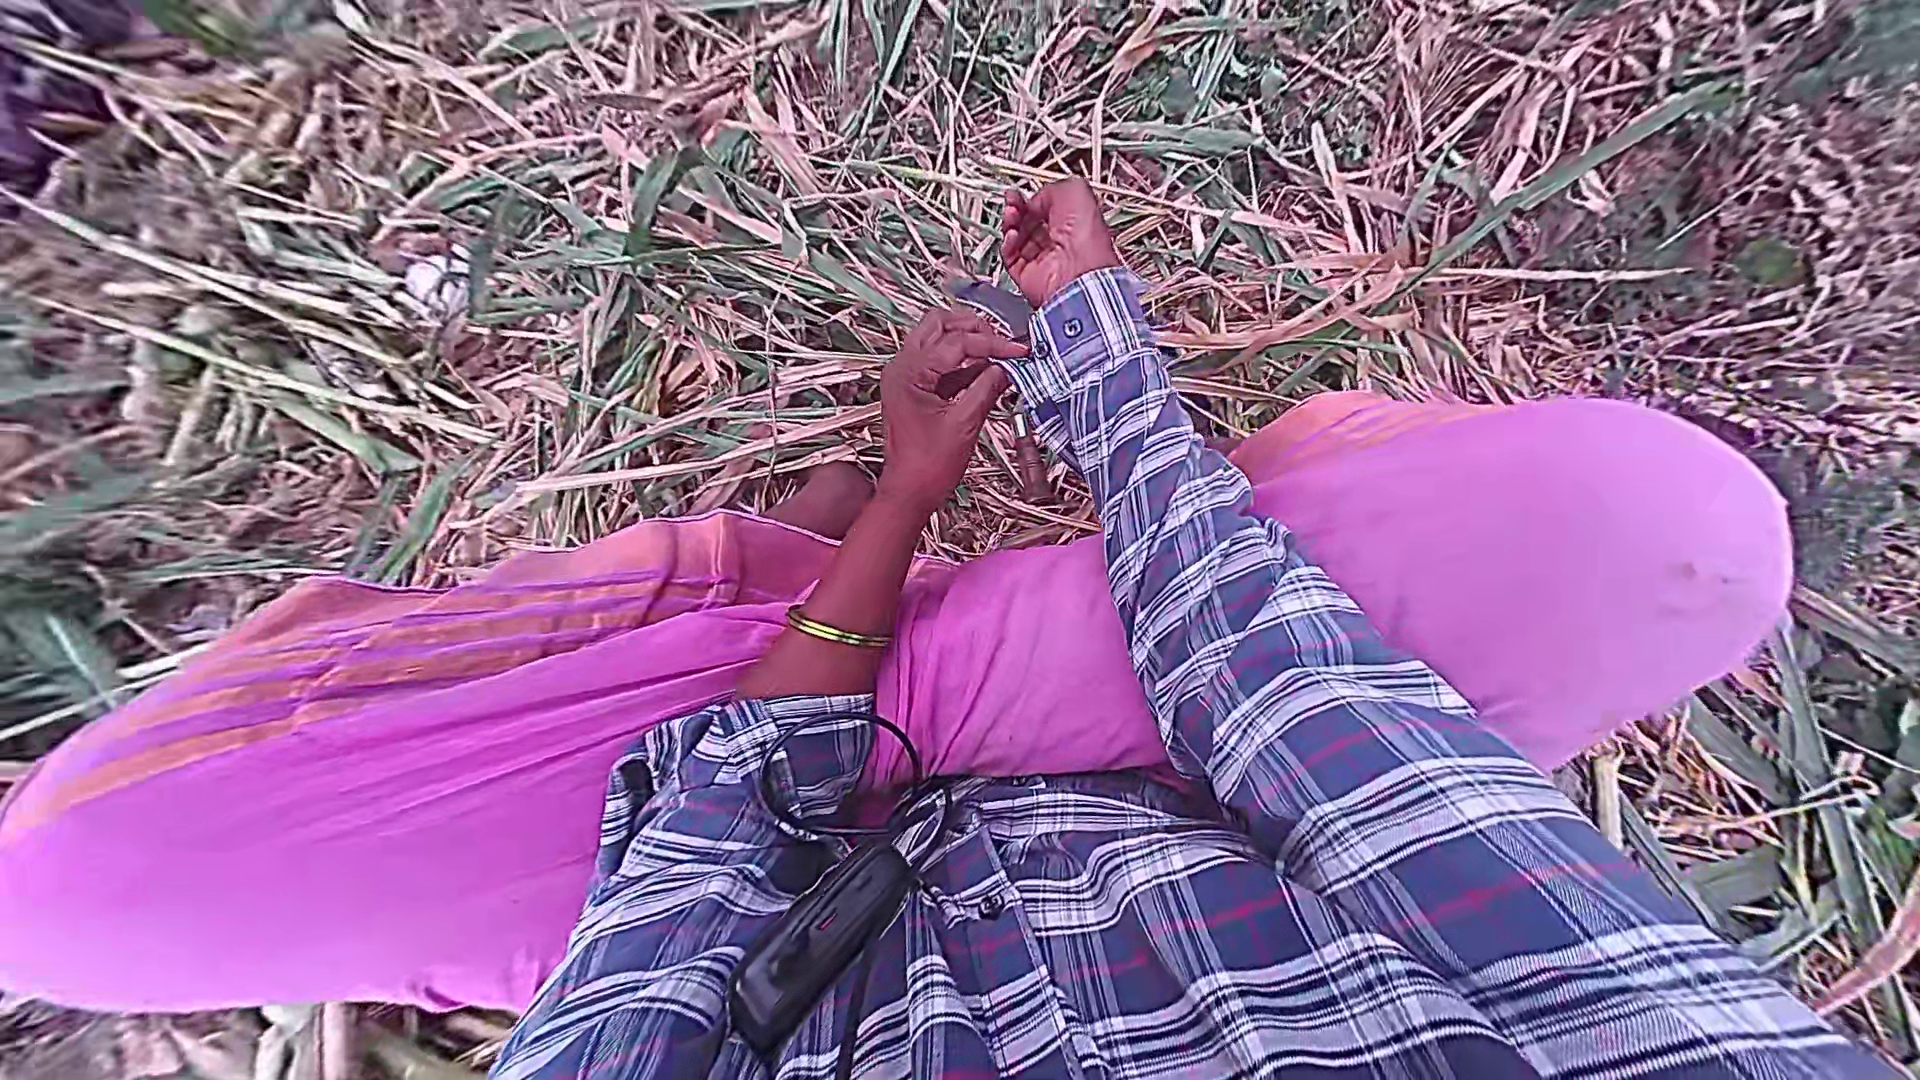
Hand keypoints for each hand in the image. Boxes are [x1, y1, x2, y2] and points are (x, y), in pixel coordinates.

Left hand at [877, 309, 1024, 514]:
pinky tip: (985, 372)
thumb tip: (1008, 368)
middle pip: (939, 325)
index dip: (992, 344)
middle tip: (1003, 343)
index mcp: (909, 373)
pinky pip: (938, 363)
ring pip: (937, 340)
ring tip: (998, 355)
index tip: (1018, 351)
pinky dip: (961, 363)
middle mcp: (901, 368)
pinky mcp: (912, 390)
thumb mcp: (965, 424)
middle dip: (974, 329)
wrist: (910, 492)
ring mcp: (905, 377)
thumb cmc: (928, 466)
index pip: (956, 341)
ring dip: (967, 343)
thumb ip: (987, 389)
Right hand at [1000, 177, 1121, 306]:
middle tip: (1013, 201)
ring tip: (1011, 214)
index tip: (1022, 192)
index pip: (1045, 208)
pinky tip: (1012, 234)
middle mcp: (1057, 243)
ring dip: (1011, 223)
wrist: (1078, 269)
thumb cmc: (1086, 235)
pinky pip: (1011, 258)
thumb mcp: (1073, 190)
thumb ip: (1050, 190)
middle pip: (1029, 222)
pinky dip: (1008, 244)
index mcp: (1073, 223)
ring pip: (1017, 238)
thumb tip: (1034, 200)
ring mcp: (1042, 260)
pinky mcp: (1028, 276)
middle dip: (1018, 209)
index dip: (1032, 199)